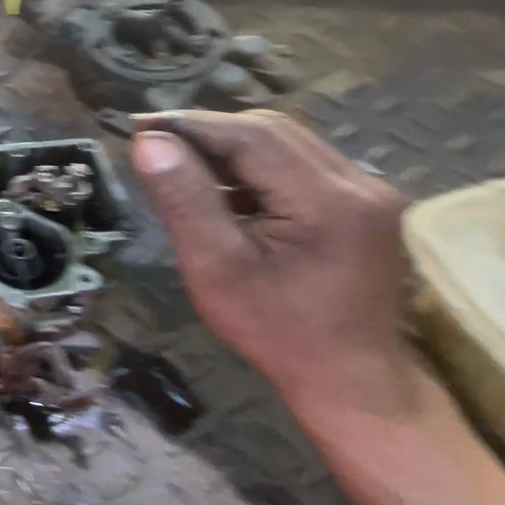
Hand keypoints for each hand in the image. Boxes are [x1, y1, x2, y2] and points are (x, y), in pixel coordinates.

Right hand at [129, 110, 414, 413]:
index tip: (136, 128)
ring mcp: (368, 193)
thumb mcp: (215, 266)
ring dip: (229, 145)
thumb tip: (149, 142)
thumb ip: (185, 199)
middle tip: (152, 144)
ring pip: (287, 142)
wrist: (352, 380)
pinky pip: (300, 163)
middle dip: (207, 130)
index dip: (189, 125)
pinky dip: (254, 164)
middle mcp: (360, 184)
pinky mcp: (363, 205)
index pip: (249, 136)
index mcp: (328, 200)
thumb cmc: (276, 329)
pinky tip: (223, 188)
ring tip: (180, 163)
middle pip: (272, 130)